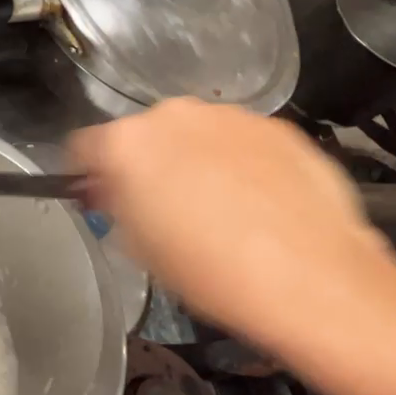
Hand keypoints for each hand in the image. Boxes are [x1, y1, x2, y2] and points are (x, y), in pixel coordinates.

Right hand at [67, 98, 395, 348]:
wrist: (312, 279)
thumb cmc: (210, 270)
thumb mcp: (137, 247)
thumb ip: (116, 205)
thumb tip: (115, 191)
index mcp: (125, 143)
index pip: (84, 147)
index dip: (90, 174)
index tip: (101, 197)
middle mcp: (172, 115)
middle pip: (143, 135)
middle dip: (147, 163)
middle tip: (163, 207)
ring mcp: (229, 117)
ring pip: (194, 135)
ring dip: (195, 159)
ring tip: (220, 207)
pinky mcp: (279, 127)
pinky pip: (242, 141)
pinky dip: (241, 162)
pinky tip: (258, 204)